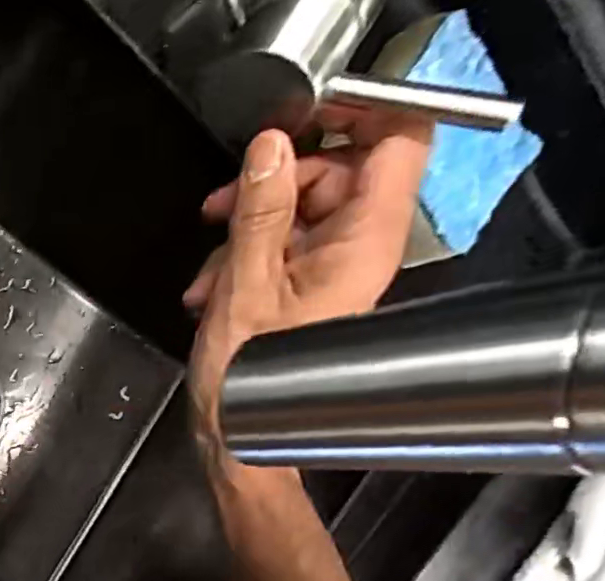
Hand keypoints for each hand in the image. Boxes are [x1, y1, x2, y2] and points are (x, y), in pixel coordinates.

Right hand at [184, 114, 432, 449]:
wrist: (238, 439)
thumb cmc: (249, 385)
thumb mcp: (244, 287)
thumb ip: (258, 213)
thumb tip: (268, 152)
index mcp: (362, 246)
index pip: (395, 143)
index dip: (354, 116)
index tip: (300, 120)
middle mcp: (357, 253)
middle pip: (334, 175)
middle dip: (270, 186)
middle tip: (225, 205)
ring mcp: (330, 272)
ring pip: (296, 213)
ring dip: (243, 232)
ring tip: (209, 273)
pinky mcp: (304, 290)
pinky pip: (279, 248)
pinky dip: (240, 259)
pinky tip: (212, 290)